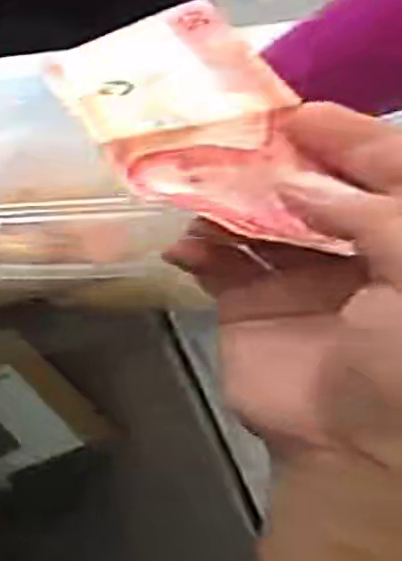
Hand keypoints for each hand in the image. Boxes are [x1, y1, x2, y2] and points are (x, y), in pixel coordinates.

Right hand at [168, 104, 401, 468]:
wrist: (362, 446)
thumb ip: (375, 220)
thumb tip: (295, 182)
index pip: (397, 178)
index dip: (356, 143)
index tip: (299, 114)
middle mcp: (373, 254)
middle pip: (320, 196)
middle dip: (275, 170)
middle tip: (223, 143)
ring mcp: (310, 281)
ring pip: (261, 226)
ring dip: (225, 210)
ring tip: (187, 192)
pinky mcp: (251, 306)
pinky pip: (216, 268)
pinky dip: (195, 254)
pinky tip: (181, 248)